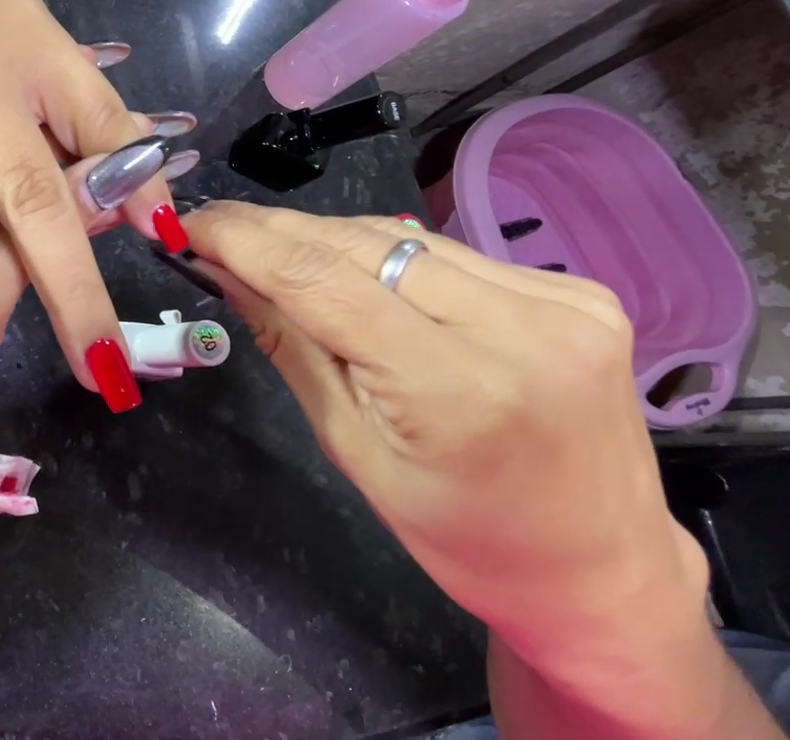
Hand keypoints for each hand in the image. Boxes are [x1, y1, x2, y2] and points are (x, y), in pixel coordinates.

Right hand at [178, 205, 710, 700]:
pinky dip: (385, 256)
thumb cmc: (459, 535)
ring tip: (271, 251)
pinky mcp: (577, 291)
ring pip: (400, 239)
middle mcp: (519, 326)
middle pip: (358, 245)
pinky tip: (355, 276)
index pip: (321, 279)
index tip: (188, 222)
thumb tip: (221, 271)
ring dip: (324, 239)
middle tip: (213, 230)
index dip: (243, 240)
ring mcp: (560, 301)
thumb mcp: (351, 448)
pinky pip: (446, 254)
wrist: (600, 568)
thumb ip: (288, 344)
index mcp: (455, 388)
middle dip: (274, 232)